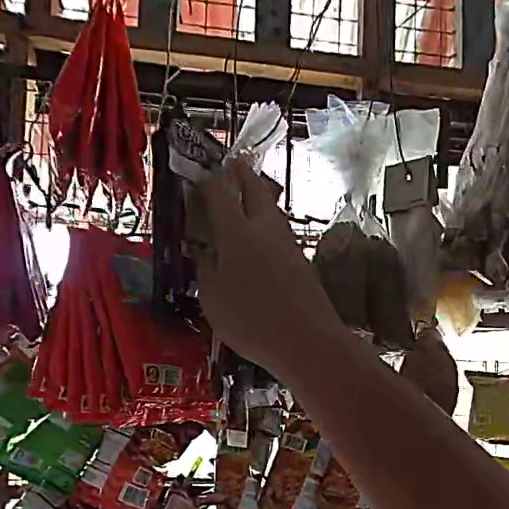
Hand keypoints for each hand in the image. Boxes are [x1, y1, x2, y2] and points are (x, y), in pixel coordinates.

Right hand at [191, 160, 349, 380]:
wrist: (308, 341)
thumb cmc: (252, 322)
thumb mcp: (213, 300)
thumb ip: (206, 270)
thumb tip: (205, 253)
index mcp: (236, 232)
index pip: (220, 192)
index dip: (209, 181)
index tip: (201, 178)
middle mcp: (265, 228)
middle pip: (254, 188)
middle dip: (241, 174)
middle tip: (231, 167)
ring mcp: (288, 242)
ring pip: (271, 209)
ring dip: (257, 198)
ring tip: (243, 201)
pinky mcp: (301, 260)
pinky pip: (279, 232)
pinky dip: (267, 225)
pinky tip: (259, 239)